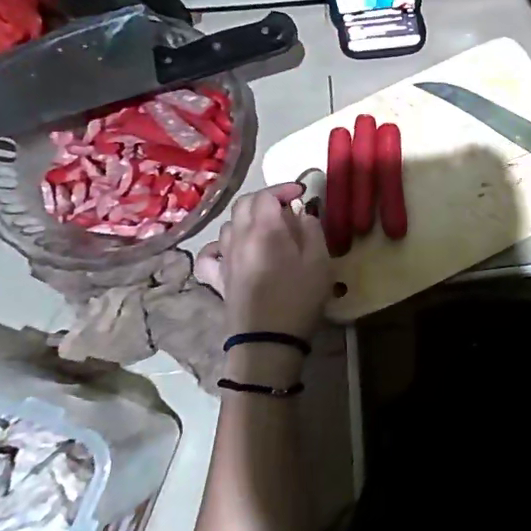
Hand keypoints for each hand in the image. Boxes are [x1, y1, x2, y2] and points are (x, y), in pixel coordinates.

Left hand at [194, 182, 332, 339]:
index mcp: (264, 228)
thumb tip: (301, 214)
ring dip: (246, 220)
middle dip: (264, 200)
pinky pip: (210, 254)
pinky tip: (230, 251)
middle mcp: (239, 236)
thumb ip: (311, 230)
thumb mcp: (319, 261)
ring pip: (228, 225)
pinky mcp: (218, 278)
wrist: (267, 341)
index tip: (300, 194)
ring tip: (265, 230)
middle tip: (285, 209)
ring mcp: (225, 257)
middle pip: (244, 204)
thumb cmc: (298, 299)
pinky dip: (219, 247)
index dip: (283, 189)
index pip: (266, 194)